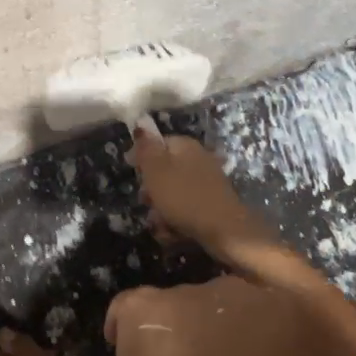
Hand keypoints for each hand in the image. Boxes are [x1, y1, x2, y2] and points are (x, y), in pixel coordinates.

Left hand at [104, 276, 318, 355]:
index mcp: (280, 311)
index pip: (280, 317)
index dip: (269, 342)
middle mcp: (234, 288)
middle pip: (231, 303)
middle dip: (224, 328)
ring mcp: (185, 291)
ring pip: (184, 305)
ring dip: (182, 328)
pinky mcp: (142, 301)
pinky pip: (134, 308)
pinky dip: (128, 325)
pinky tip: (124, 347)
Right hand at [125, 125, 276, 256]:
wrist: (224, 230)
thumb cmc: (184, 197)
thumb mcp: (156, 170)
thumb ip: (146, 148)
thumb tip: (140, 123)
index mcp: (185, 146)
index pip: (157, 143)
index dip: (141, 156)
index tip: (131, 171)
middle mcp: (198, 159)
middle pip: (164, 170)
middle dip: (151, 188)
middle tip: (145, 201)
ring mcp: (206, 182)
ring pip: (173, 191)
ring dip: (161, 208)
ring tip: (158, 223)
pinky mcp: (211, 204)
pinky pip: (185, 207)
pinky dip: (176, 219)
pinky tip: (171, 232)